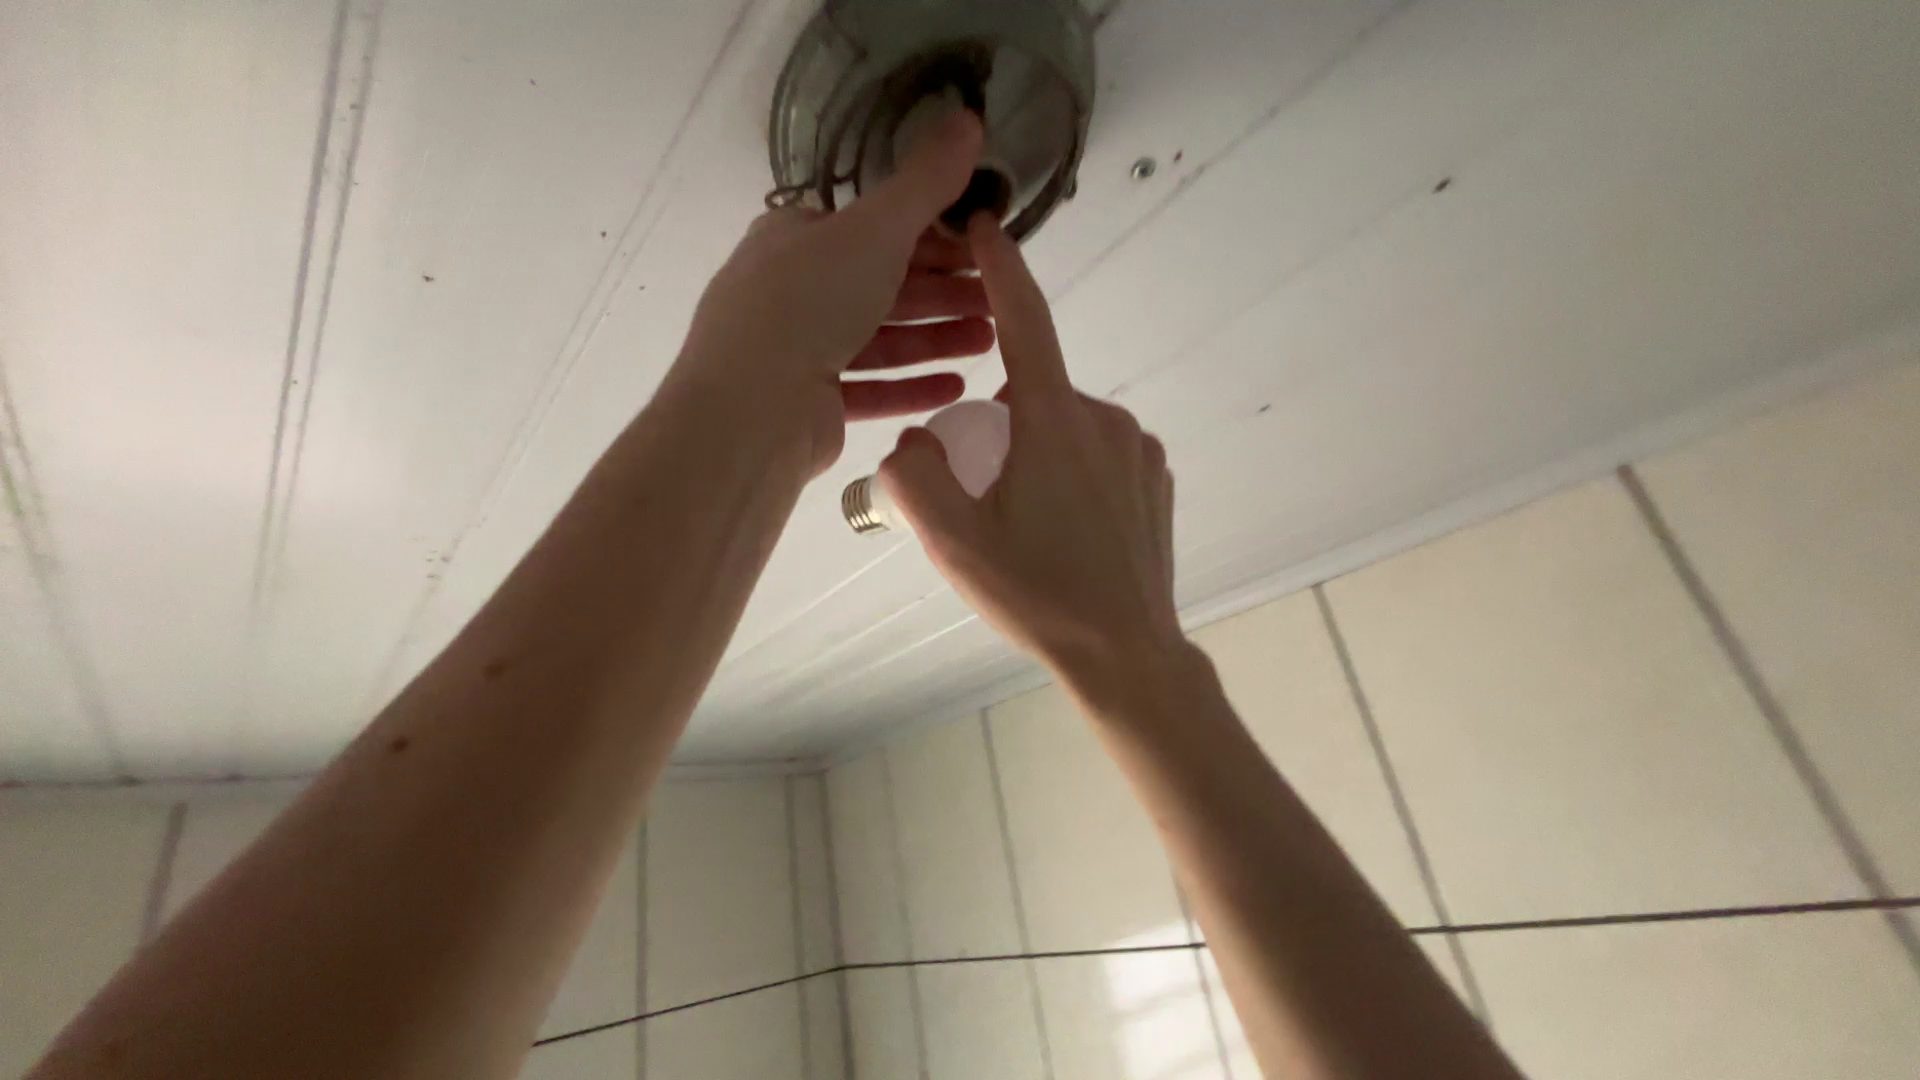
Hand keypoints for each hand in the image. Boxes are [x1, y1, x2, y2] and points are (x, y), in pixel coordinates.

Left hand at [672, 110, 996, 473]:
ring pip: (880, 341)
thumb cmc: (809, 301)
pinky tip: (955, 387)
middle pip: (881, 289)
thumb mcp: (874, 229)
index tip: (982, 250)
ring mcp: (798, 354)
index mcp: (796, 239)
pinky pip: (870, 389)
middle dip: (944, 294)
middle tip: (998, 302)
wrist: (753, 406)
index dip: (932, 238)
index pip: (873, 232)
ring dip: (936, 340)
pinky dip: (911, 385)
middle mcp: (792, 293)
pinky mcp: (811, 407)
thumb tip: (968, 117)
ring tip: (988, 343)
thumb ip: (925, 182)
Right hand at [878, 215, 1184, 682]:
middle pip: (1031, 396)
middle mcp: (1104, 420)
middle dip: (998, 427)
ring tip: (1026, 526)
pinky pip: (1097, 454)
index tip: (985, 225)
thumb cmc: (1038, 596)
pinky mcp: (1156, 479)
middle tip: (983, 499)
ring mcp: (1139, 450)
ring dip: (1033, 453)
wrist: (1126, 653)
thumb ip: (914, 476)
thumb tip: (918, 441)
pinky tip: (1067, 532)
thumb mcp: (953, 543)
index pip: (1025, 322)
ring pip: (1063, 428)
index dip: (1002, 269)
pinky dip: (1070, 473)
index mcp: (1054, 421)